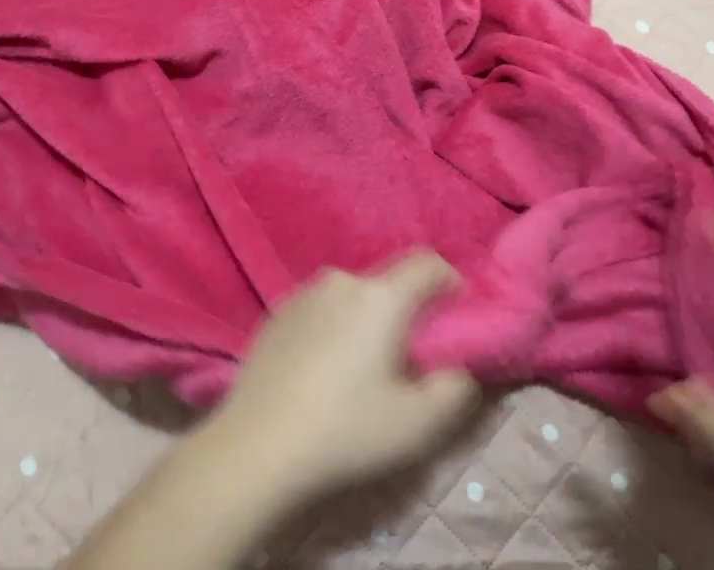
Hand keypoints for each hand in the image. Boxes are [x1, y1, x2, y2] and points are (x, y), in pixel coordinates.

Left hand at [205, 252, 480, 500]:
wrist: (254, 450)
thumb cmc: (346, 432)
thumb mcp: (419, 424)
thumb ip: (456, 388)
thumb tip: (459, 368)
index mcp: (379, 296)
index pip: (428, 263)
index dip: (451, 283)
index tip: (453, 320)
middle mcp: (340, 282)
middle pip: (388, 282)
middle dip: (407, 312)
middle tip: (408, 360)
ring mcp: (301, 295)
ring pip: (352, 298)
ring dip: (367, 321)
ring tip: (361, 371)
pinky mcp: (274, 315)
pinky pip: (320, 311)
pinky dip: (333, 330)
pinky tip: (322, 374)